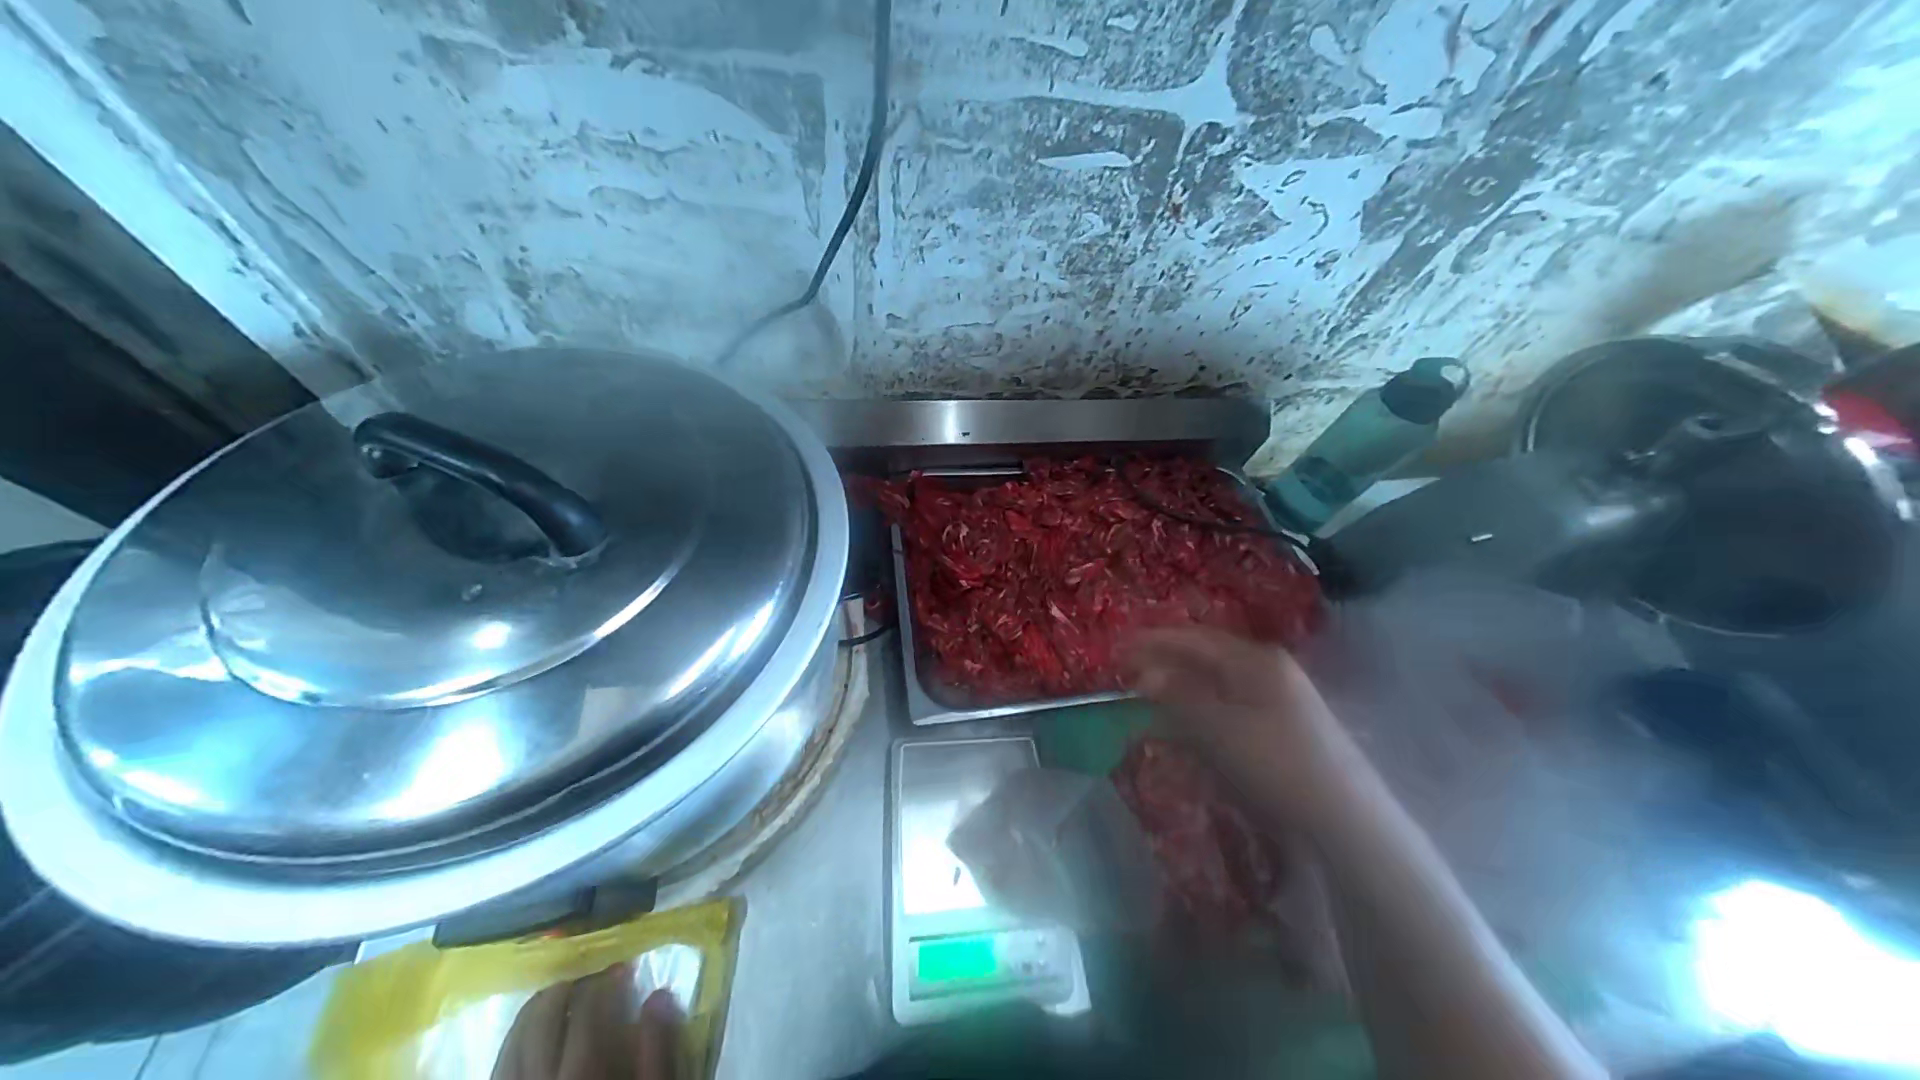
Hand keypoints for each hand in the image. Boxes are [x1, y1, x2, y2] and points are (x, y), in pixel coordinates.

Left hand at [491, 964, 681, 1079]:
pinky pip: (497, 1071)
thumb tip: (658, 997)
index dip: (606, 981)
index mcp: (584, 1075)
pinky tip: (529, 1043)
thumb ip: (658, 1050)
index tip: (623, 970)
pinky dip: (512, 1045)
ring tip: (558, 1001)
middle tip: (590, 980)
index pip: (590, 1009)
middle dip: (567, 988)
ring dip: (534, 1012)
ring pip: (511, 1042)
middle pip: (543, 1018)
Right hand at [1127, 627, 1363, 826]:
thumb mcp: (1218, 728)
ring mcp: (1276, 697)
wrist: (1343, 818)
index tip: (1116, 649)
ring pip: (1215, 682)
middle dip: (1163, 662)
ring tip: (1145, 697)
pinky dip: (1199, 709)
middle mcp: (1267, 669)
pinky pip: (1228, 706)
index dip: (1152, 641)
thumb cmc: (1276, 763)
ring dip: (1178, 687)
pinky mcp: (1279, 726)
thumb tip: (1144, 675)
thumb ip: (1178, 697)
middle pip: (1204, 657)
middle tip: (1125, 674)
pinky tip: (1182, 723)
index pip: (1193, 638)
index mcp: (1254, 659)